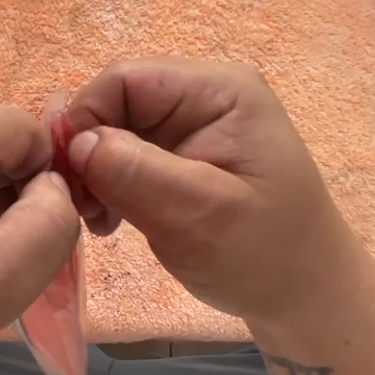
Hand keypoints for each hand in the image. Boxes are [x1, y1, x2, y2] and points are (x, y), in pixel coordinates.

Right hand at [63, 58, 374, 327]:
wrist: (302, 295)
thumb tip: (75, 143)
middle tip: (85, 211)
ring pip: (111, 133)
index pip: (124, 79)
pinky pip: (122, 158)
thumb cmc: (264, 256)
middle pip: (113, 103)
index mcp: (217, 91)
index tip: (72, 180)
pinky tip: (110, 222)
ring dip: (94, 176)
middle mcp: (200, 97)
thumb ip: (135, 173)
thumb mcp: (200, 215)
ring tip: (100, 222)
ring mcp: (188, 128)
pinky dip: (106, 188)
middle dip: (87, 154)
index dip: (86, 120)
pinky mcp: (176, 158)